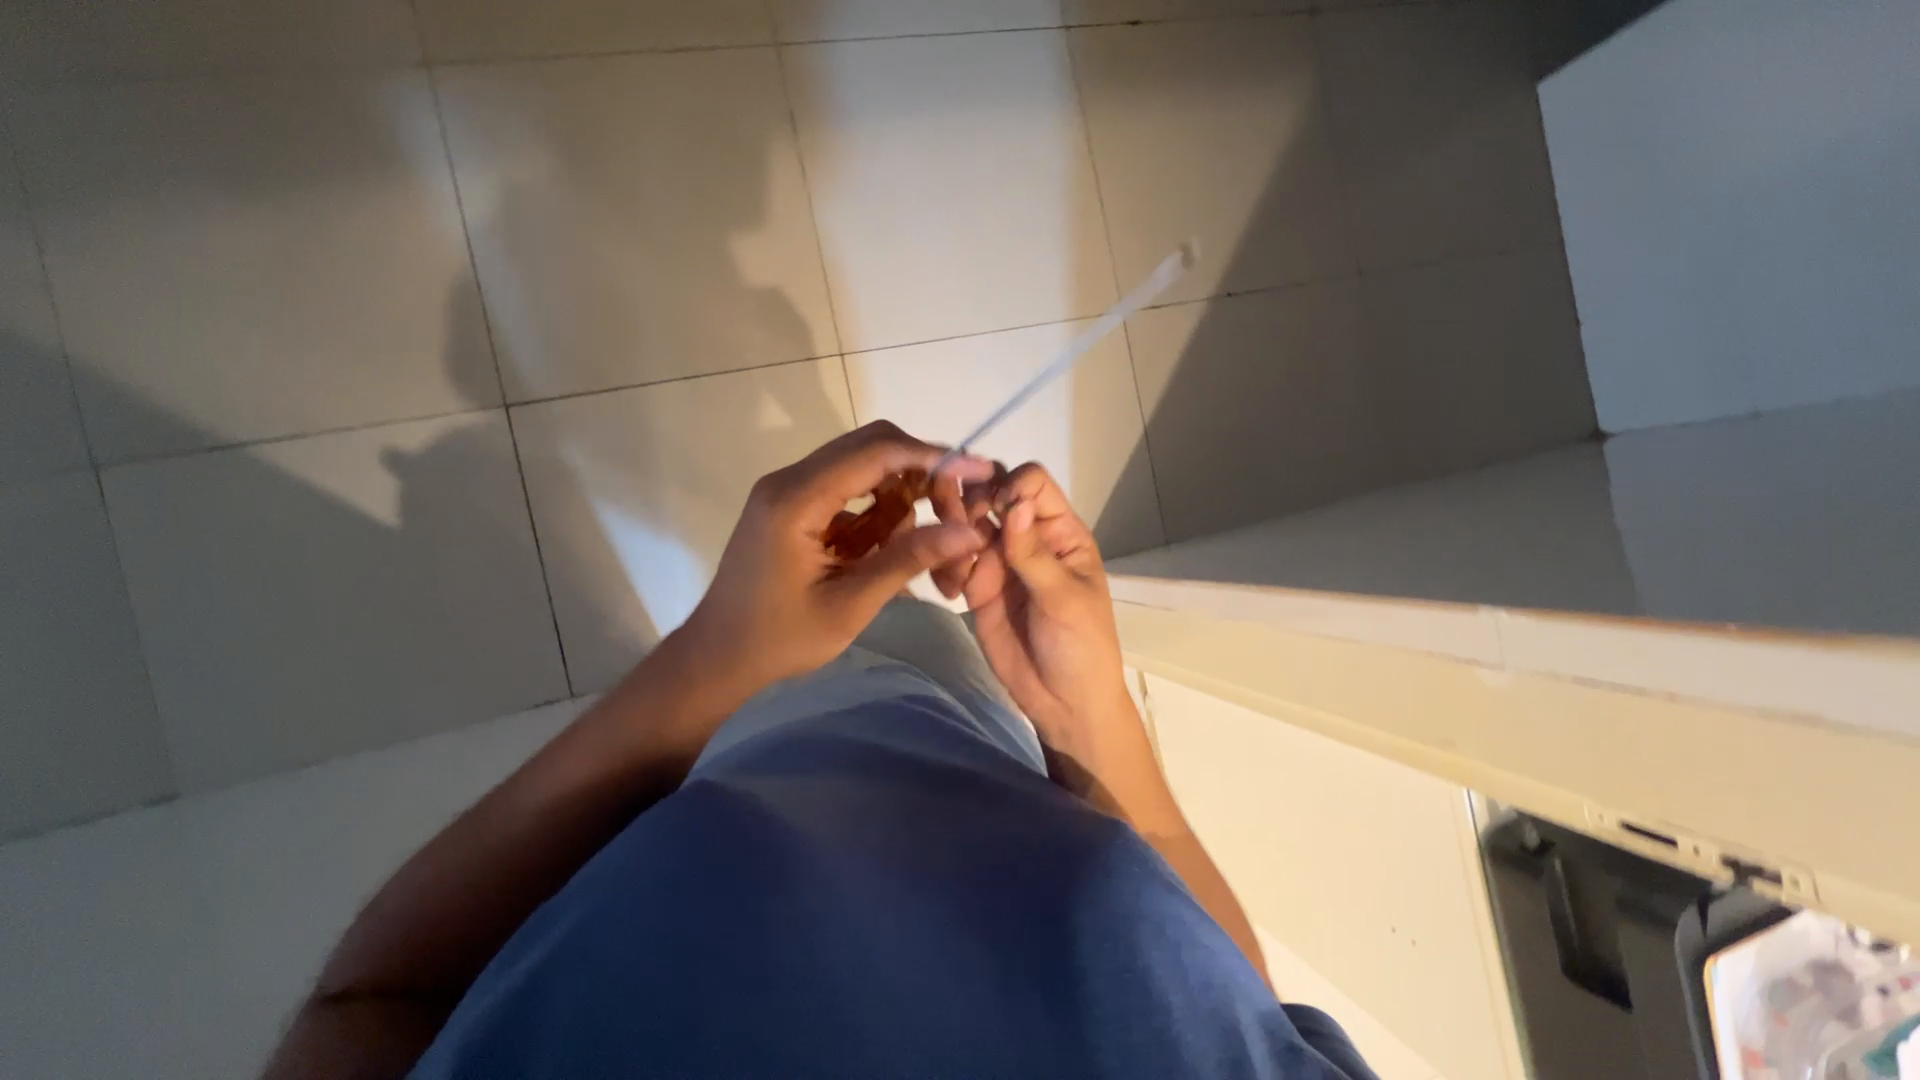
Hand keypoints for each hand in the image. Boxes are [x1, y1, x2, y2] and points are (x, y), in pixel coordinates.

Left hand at [673, 421, 993, 698]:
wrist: (718, 658)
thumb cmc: (780, 639)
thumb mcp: (851, 604)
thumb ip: (909, 561)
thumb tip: (970, 533)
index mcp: (796, 499)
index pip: (876, 452)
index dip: (933, 457)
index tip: (978, 471)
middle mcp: (790, 480)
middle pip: (872, 447)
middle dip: (921, 473)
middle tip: (956, 510)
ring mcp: (789, 490)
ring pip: (863, 467)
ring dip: (901, 495)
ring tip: (924, 541)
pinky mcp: (793, 506)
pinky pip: (849, 491)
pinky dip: (877, 512)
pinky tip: (888, 547)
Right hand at [930, 463, 1141, 763]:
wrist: (1064, 702)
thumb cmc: (1081, 645)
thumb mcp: (1063, 599)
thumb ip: (1034, 553)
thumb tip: (1014, 502)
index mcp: (1060, 531)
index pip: (1032, 483)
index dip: (1010, 485)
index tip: (996, 509)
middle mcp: (1026, 537)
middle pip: (992, 494)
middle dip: (968, 498)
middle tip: (953, 523)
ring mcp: (998, 561)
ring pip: (965, 524)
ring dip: (949, 527)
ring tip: (945, 554)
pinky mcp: (976, 586)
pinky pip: (951, 561)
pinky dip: (942, 564)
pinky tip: (949, 590)